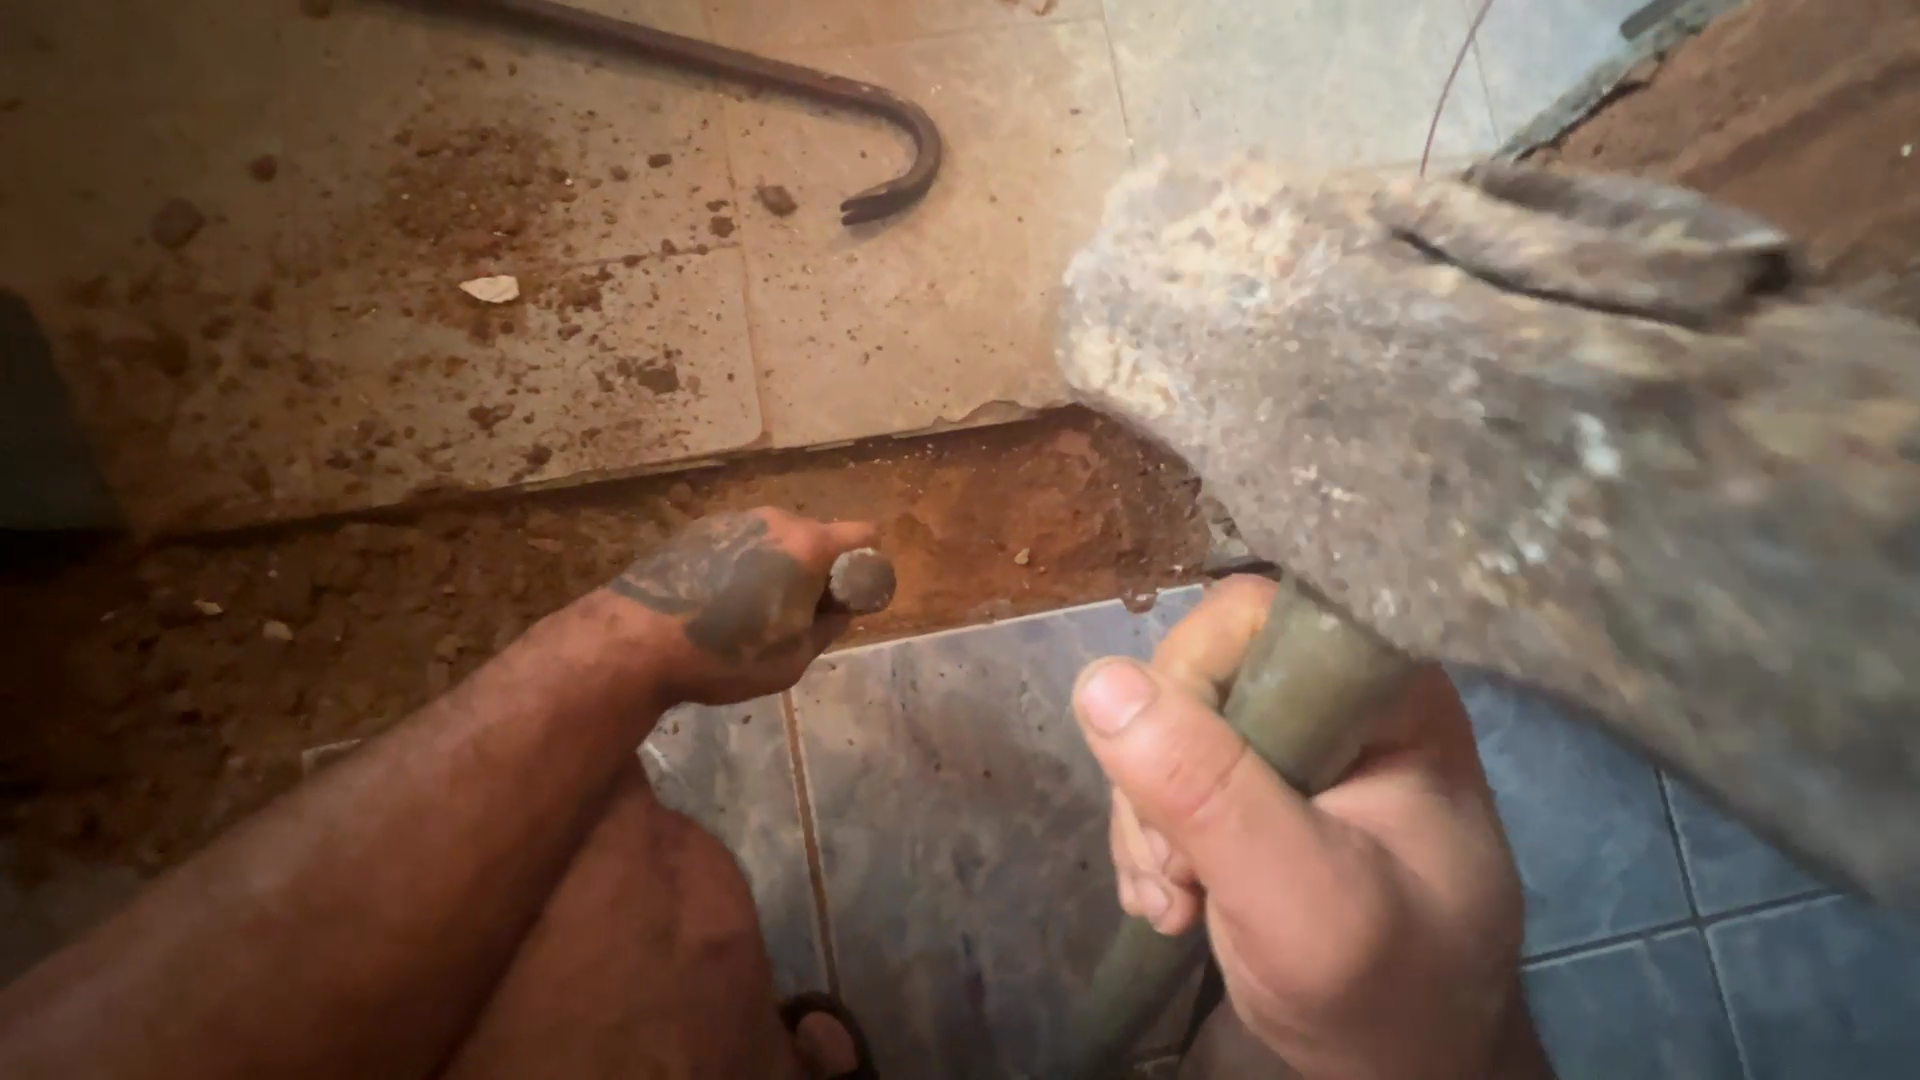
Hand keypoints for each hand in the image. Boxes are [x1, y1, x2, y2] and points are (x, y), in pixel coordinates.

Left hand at [606, 508, 877, 705]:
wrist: (631, 643)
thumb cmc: (725, 655)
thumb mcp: (793, 659)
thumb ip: (829, 626)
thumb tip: (840, 608)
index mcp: (807, 546)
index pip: (864, 536)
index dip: (866, 567)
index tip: (849, 599)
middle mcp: (774, 521)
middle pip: (818, 537)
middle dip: (819, 571)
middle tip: (798, 614)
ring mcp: (733, 520)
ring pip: (776, 541)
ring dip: (779, 568)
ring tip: (751, 612)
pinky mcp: (698, 529)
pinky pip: (742, 543)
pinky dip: (745, 566)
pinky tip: (718, 603)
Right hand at [1072, 577, 1543, 1079]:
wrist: (1395, 1068)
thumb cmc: (1387, 990)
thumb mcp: (1304, 903)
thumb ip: (1210, 794)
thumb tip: (1099, 683)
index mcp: (1378, 689)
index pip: (1250, 618)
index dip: (1188, 684)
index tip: (1180, 790)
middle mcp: (1329, 693)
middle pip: (1189, 671)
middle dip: (1157, 776)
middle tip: (1176, 873)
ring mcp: (1287, 734)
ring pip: (1161, 722)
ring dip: (1144, 816)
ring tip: (1174, 901)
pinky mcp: (1249, 774)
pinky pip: (1159, 765)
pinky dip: (1144, 833)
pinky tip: (1168, 897)